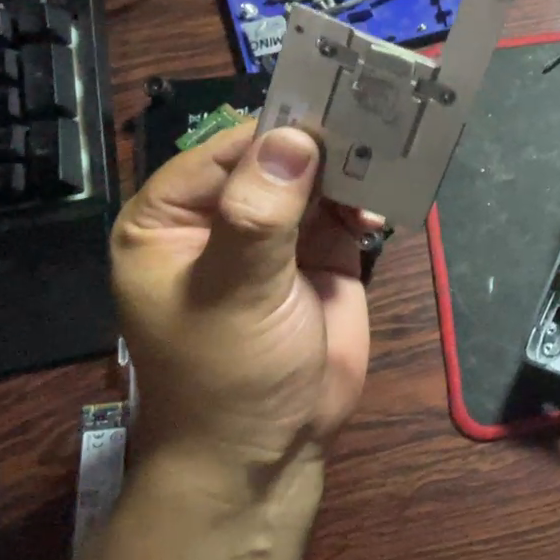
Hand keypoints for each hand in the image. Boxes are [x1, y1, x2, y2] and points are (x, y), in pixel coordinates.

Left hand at [110, 123, 372, 480]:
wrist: (269, 445)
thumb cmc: (229, 372)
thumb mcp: (235, 292)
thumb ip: (261, 217)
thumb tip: (292, 140)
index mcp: (172, 221)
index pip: (225, 155)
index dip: (275, 134)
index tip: (330, 114)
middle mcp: (224, 221)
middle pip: (277, 163)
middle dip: (322, 150)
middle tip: (374, 130)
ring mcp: (279, 241)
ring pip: (317, 185)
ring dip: (351, 176)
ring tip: (387, 168)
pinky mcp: (324, 261)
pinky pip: (346, 216)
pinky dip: (368, 205)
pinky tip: (385, 207)